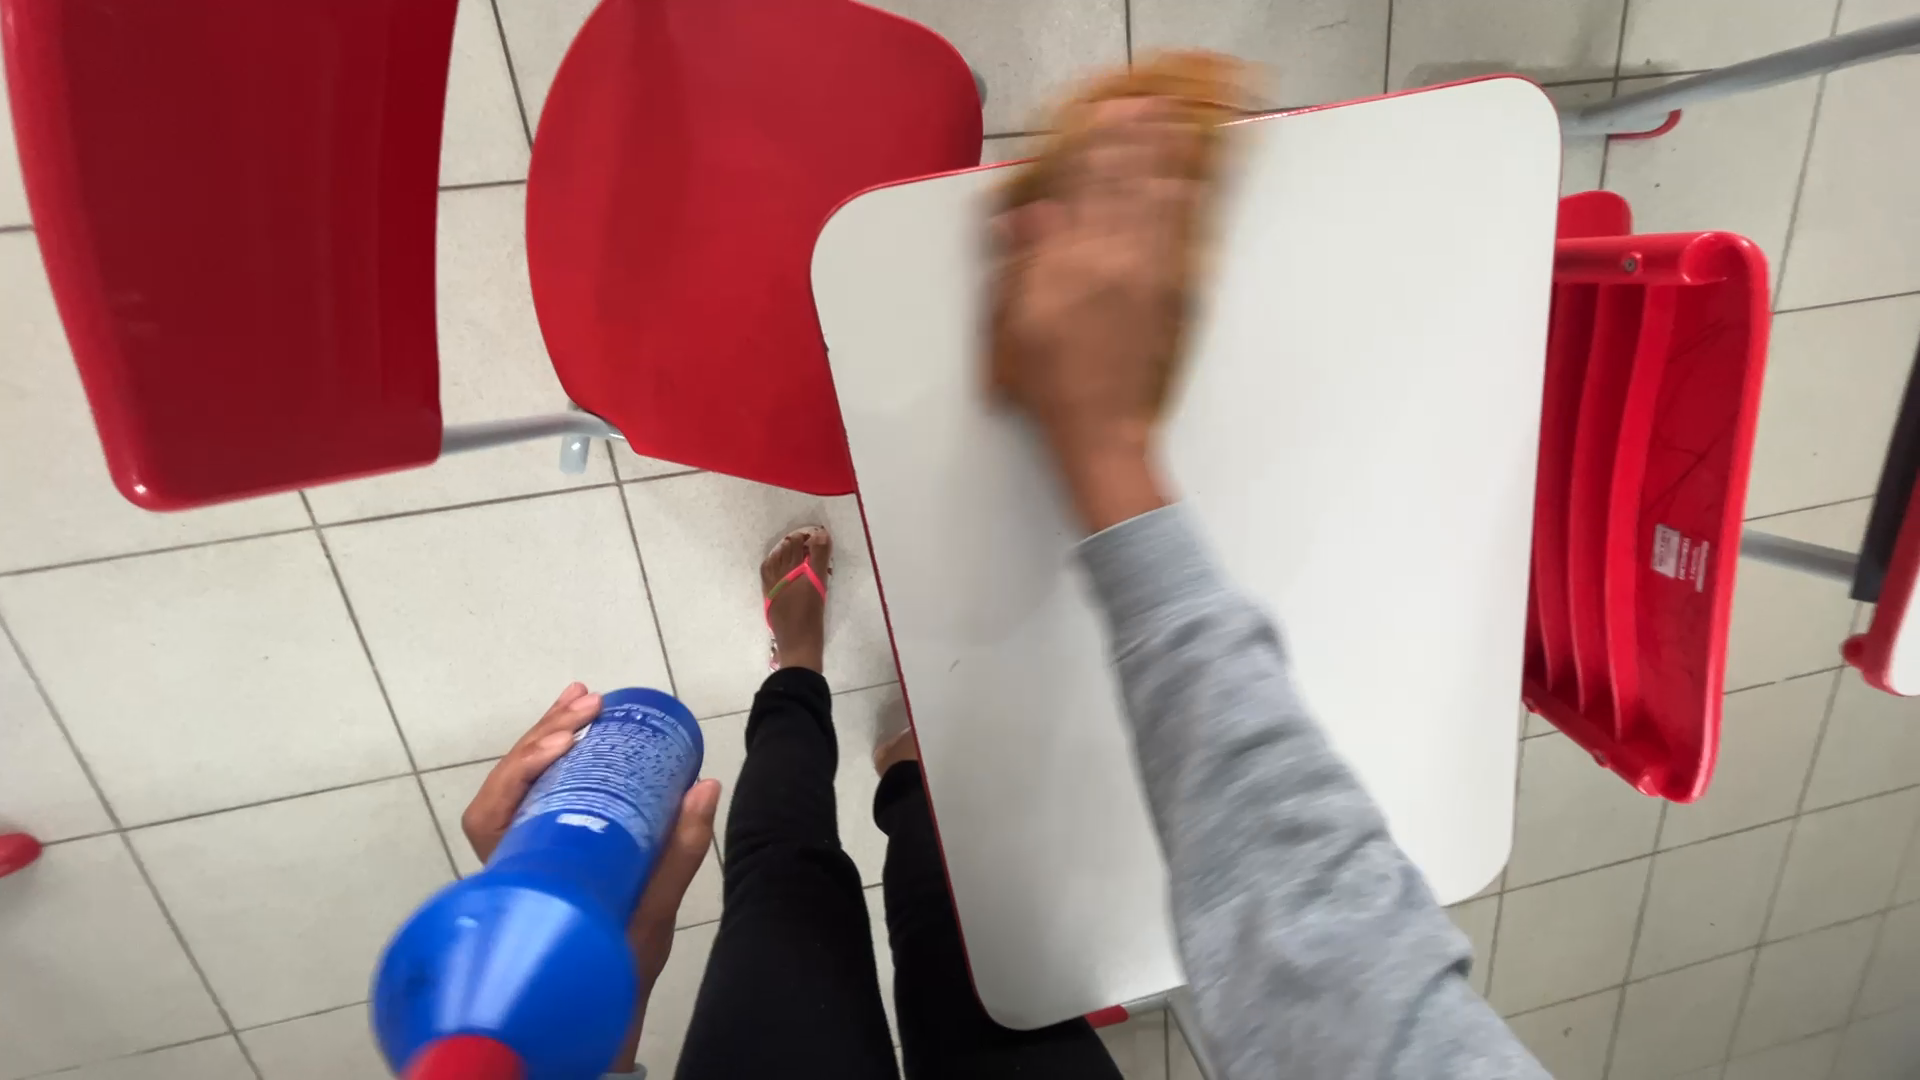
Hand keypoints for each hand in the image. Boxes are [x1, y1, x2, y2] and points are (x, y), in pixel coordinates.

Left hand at [461, 683, 722, 1074]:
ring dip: (548, 737)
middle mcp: (512, 862)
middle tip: (589, 703)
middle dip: (543, 736)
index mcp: (517, 883)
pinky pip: (544, 796)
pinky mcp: (552, 844)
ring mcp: (530, 851)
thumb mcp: (649, 923)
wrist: (588, 1022)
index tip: (569, 742)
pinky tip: (584, 731)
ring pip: (520, 787)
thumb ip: (676, 859)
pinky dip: (560, 756)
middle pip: (506, 788)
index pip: (494, 815)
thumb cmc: (611, 978)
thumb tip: (706, 785)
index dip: (523, 770)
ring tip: (586, 700)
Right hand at [992, 96, 1201, 530]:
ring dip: (1161, 158)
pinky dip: (1184, 205)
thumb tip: (1028, 215)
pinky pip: (1179, 239)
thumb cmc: (1049, 388)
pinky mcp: (1171, 299)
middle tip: (1138, 106)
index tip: (1094, 121)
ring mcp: (1147, 277)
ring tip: (1170, 122)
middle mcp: (1110, 261)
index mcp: (1066, 267)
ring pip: (1155, 203)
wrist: (1103, 433)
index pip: (1076, 195)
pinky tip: (1189, 181)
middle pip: (1121, 187)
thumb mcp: (1013, 332)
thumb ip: (1021, 267)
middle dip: (1128, 143)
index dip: (1086, 154)